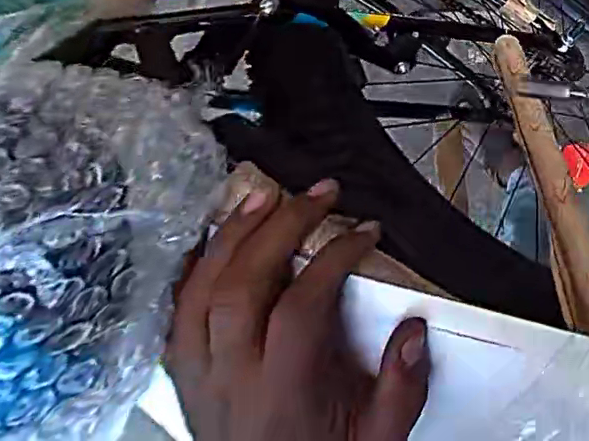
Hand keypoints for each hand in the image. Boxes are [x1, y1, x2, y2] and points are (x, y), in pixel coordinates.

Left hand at [166, 179, 430, 440]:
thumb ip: (402, 392)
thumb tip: (412, 330)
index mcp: (281, 394)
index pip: (301, 307)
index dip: (335, 257)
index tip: (365, 230)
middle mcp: (232, 380)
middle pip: (242, 286)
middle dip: (282, 226)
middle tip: (320, 194)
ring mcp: (199, 376)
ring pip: (201, 290)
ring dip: (234, 234)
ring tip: (267, 196)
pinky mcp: (183, 375)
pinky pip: (175, 311)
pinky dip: (194, 267)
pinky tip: (217, 236)